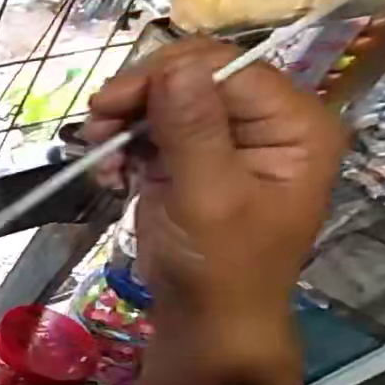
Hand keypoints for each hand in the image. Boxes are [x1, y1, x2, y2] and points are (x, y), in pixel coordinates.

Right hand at [84, 38, 343, 332]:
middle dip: (137, 99)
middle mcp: (259, 124)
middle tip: (94, 127)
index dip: (164, 76)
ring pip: (161, 104)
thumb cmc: (220, 263)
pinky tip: (108, 174)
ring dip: (121, 125)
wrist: (204, 315)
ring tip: (98, 157)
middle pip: (190, 80)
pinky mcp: (184, 161)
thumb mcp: (208, 197)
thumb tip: (174, 68)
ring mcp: (219, 142)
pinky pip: (147, 134)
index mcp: (291, 124)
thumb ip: (193, 131)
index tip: (106, 104)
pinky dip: (120, 148)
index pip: (225, 70)